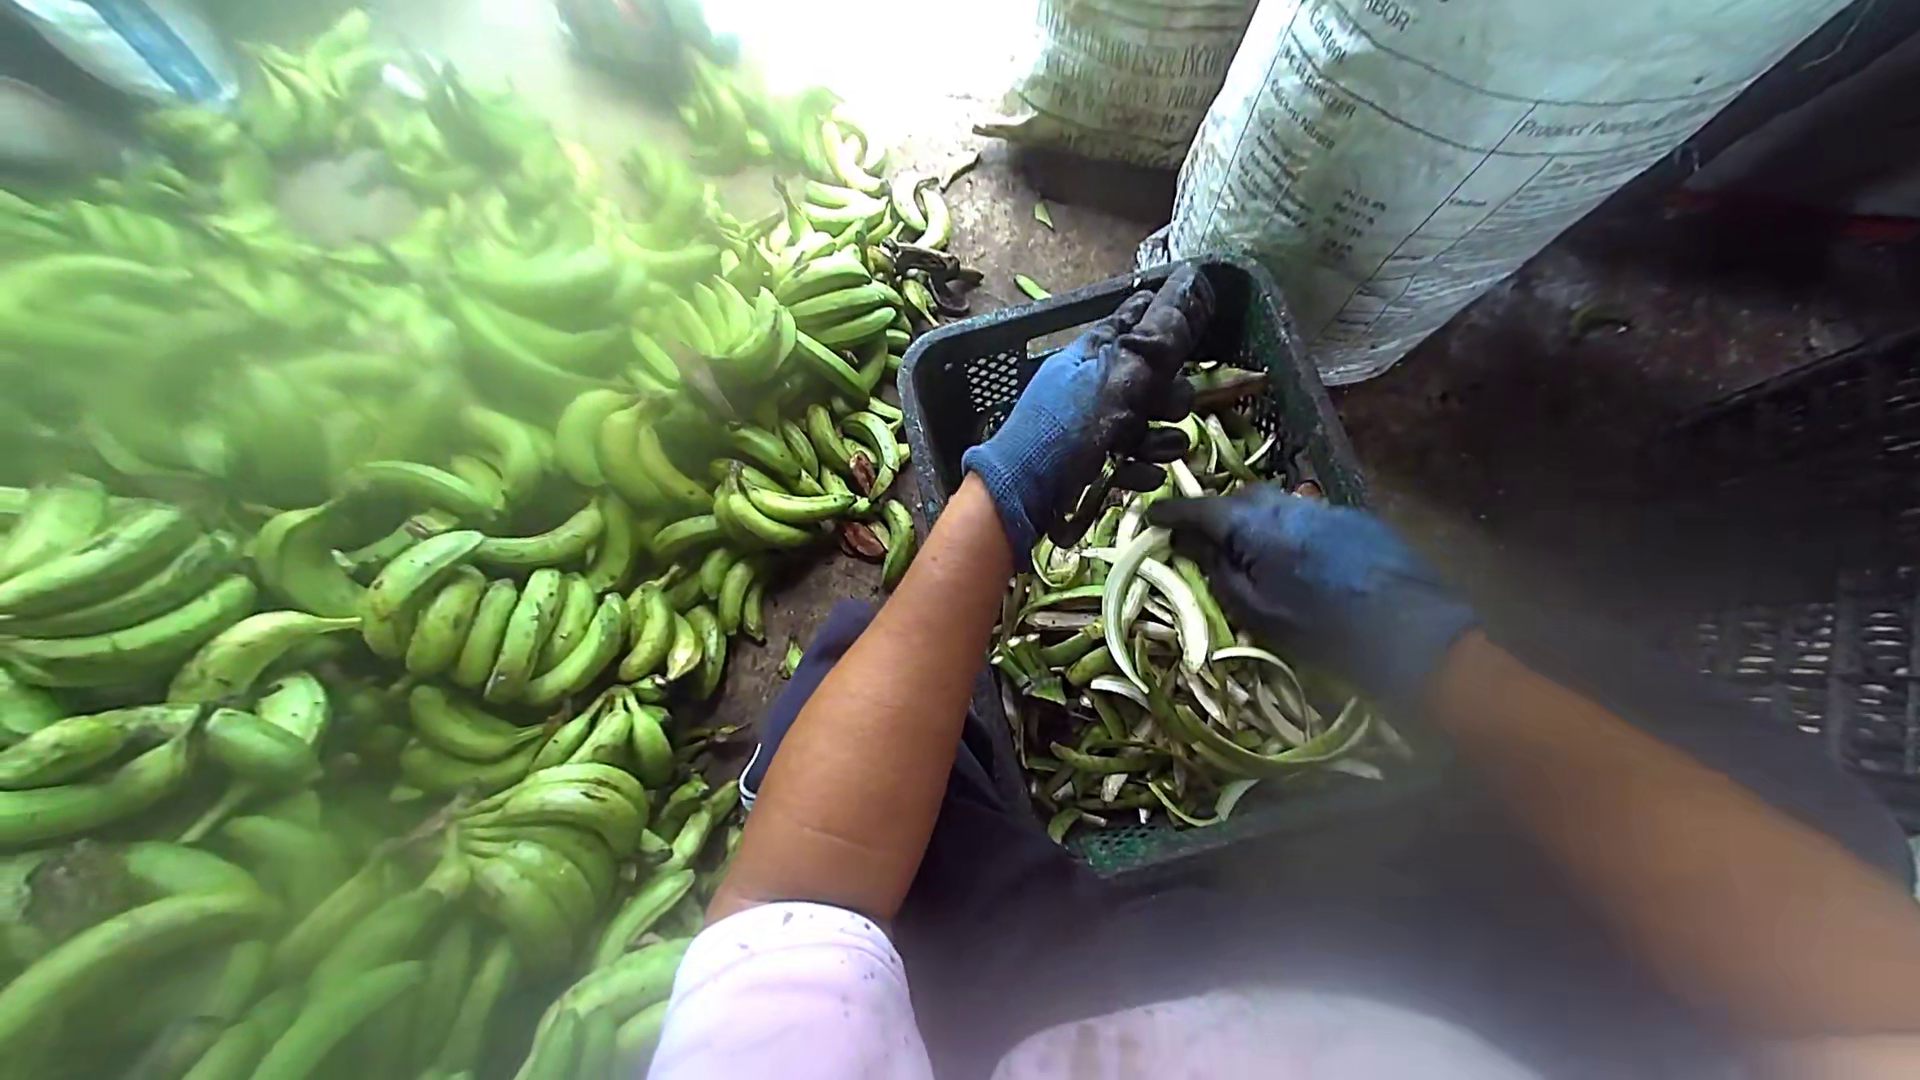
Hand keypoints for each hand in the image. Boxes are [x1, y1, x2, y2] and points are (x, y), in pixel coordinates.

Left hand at [961, 266, 1212, 563]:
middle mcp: (1096, 385)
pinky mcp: (1097, 464)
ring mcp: (1096, 426)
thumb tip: (1190, 279)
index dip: (1170, 328)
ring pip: (1152, 424)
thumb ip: (1156, 338)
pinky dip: (1140, 469)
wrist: (1022, 496)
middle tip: (1158, 411)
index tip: (1192, 342)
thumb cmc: (1063, 432)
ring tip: (1145, 451)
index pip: (1140, 321)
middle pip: (1157, 379)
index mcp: (1093, 353)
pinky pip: (1136, 460)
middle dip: (1169, 399)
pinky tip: (1137, 475)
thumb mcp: (1114, 378)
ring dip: (1159, 440)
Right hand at [1146, 486, 1477, 709]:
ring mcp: (1323, 507)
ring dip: (1252, 520)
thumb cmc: (1320, 630)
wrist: (1414, 635)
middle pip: (1237, 497)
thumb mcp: (1253, 609)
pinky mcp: (1353, 518)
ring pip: (1273, 503)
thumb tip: (1190, 543)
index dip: (1170, 512)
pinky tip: (1295, 556)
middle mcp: (1286, 504)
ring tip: (1248, 548)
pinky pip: (1304, 514)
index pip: (1199, 509)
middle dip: (1215, 513)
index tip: (1150, 516)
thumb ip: (1217, 570)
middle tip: (1201, 537)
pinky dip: (1285, 528)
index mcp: (1254, 525)